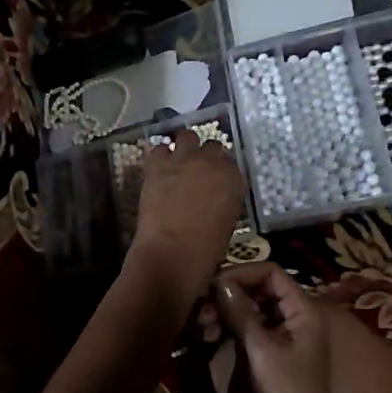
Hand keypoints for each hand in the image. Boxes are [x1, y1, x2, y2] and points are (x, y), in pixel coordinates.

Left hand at [126, 128, 243, 297]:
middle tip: (194, 171)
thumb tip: (212, 200)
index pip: (230, 163)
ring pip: (187, 137)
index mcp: (234, 180)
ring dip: (183, 147)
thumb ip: (223, 202)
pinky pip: (159, 149)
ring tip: (176, 161)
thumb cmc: (204, 252)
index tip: (212, 179)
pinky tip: (157, 168)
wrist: (171, 254)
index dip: (219, 170)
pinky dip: (159, 156)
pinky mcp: (158, 166)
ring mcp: (184, 161)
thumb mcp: (226, 224)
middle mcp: (212, 164)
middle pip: (211, 147)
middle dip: (203, 157)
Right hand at [212, 262, 342, 392]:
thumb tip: (220, 283)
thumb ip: (242, 314)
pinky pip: (245, 325)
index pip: (270, 273)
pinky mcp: (268, 344)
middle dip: (227, 296)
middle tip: (201, 313)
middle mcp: (292, 313)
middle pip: (256, 288)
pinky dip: (227, 327)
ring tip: (202, 329)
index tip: (213, 288)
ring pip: (247, 307)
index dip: (240, 274)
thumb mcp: (261, 349)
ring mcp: (280, 329)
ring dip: (222, 312)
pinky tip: (209, 338)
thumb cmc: (287, 388)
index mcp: (301, 308)